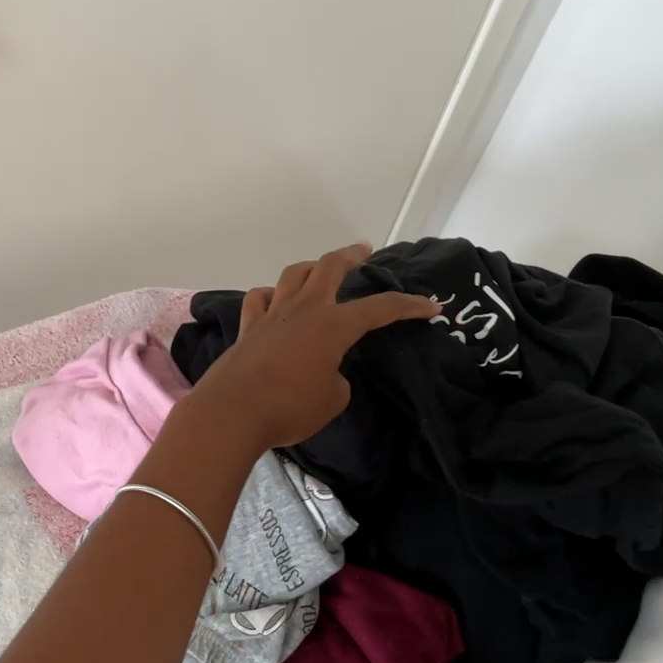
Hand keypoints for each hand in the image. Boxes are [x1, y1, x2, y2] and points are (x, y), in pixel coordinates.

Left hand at [179, 242, 440, 451]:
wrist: (232, 413)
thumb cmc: (290, 408)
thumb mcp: (332, 399)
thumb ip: (336, 378)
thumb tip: (324, 370)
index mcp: (333, 325)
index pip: (380, 308)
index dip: (408, 306)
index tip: (430, 306)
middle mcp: (303, 310)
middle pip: (328, 267)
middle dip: (350, 255)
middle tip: (364, 249)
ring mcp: (271, 315)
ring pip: (292, 275)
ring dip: (310, 267)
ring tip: (319, 269)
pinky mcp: (247, 329)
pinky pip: (259, 299)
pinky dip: (270, 294)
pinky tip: (273, 298)